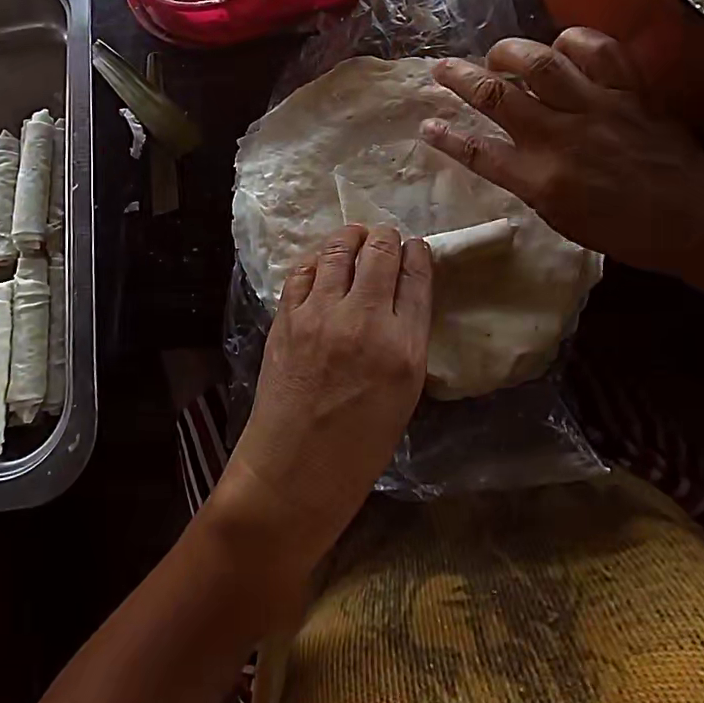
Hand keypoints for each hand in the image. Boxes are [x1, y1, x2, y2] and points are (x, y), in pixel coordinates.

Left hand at [216, 226, 432, 566]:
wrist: (295, 468)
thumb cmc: (358, 447)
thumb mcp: (402, 395)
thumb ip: (402, 342)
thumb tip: (396, 302)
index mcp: (404, 349)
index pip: (416, 280)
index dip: (417, 254)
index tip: (416, 246)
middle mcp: (364, 322)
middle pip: (379, 254)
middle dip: (385, 237)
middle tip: (384, 235)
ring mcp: (319, 315)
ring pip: (337, 253)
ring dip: (349, 237)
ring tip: (354, 234)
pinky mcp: (286, 318)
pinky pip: (302, 272)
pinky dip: (315, 261)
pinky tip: (321, 262)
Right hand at [419, 28, 703, 275]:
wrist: (697, 221)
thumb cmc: (622, 230)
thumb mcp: (558, 216)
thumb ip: (524, 179)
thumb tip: (497, 152)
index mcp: (540, 178)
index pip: (477, 152)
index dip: (445, 136)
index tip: (426, 124)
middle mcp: (561, 137)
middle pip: (497, 97)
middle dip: (460, 78)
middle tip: (442, 67)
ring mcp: (598, 109)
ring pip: (541, 63)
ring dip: (510, 51)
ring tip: (498, 54)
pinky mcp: (631, 92)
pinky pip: (601, 50)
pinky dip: (575, 40)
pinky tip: (561, 45)